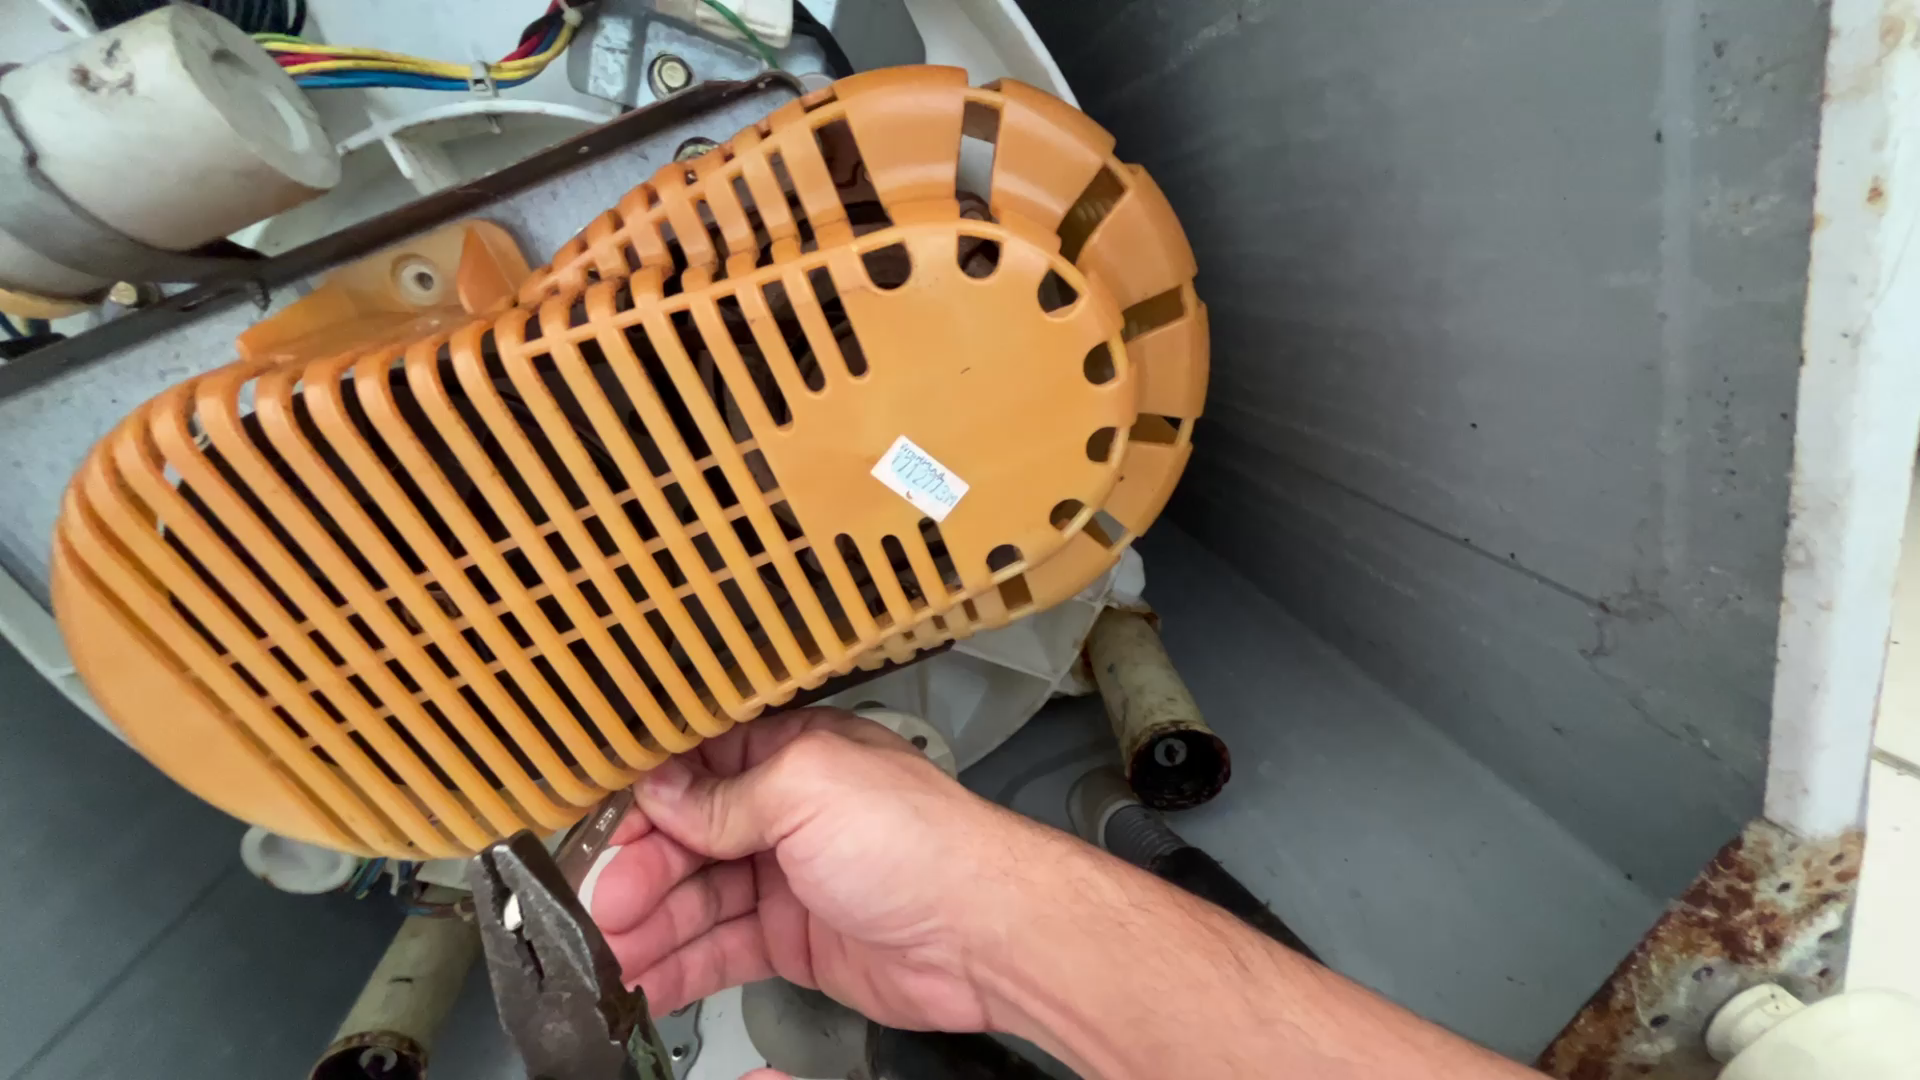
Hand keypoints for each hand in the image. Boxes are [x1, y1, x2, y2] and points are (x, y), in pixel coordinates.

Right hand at [585, 708, 1051, 1032]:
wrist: (975, 929)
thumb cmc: (914, 838)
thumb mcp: (809, 789)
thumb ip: (729, 796)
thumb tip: (664, 791)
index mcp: (798, 756)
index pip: (706, 765)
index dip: (655, 795)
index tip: (610, 824)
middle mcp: (792, 811)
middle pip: (695, 834)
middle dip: (648, 866)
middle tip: (610, 901)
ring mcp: (791, 875)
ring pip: (703, 895)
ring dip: (655, 921)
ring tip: (614, 950)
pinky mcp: (794, 936)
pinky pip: (724, 945)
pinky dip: (684, 962)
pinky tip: (648, 977)